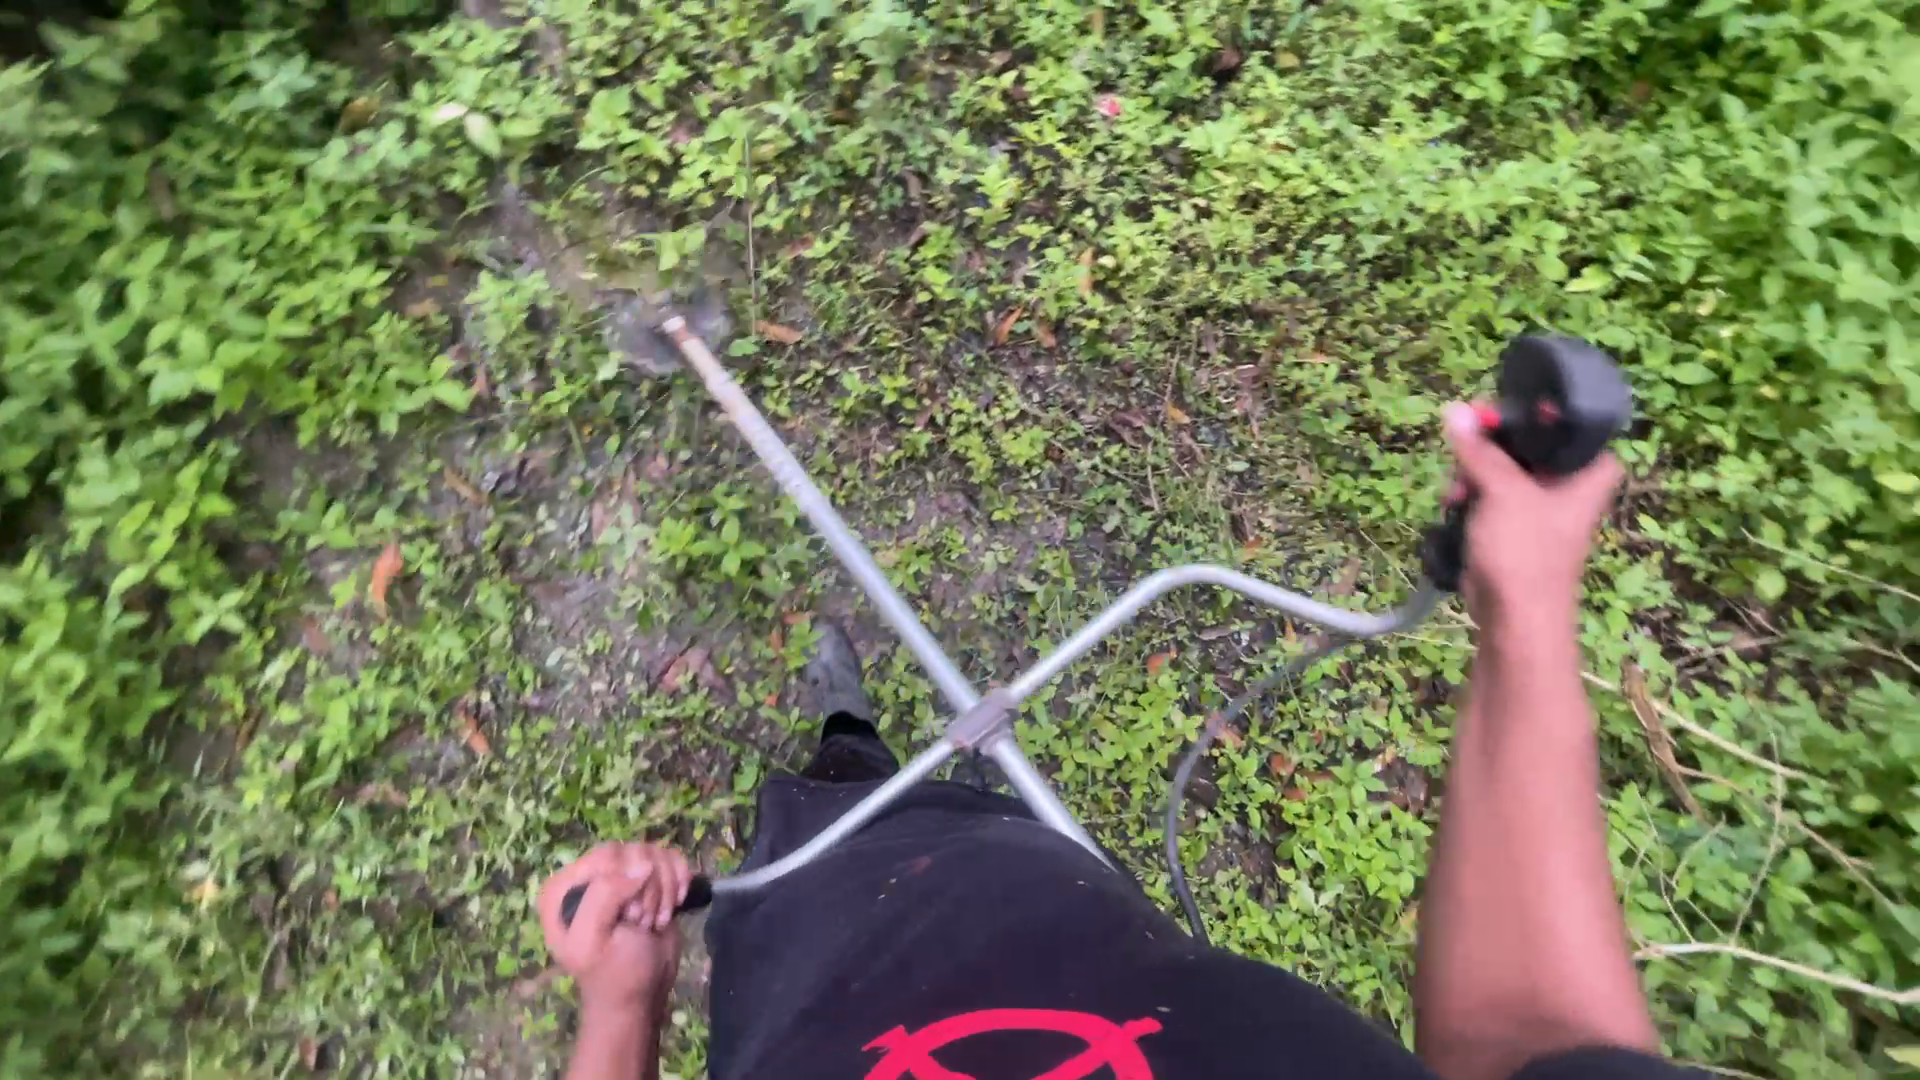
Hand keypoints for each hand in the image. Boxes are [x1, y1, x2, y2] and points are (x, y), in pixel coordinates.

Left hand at [537, 843, 692, 1017]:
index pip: (606, 856)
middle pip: (633, 851)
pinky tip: (676, 904)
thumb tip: (643, 867)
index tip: (630, 916)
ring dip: (666, 887)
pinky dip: (680, 879)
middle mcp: (589, 875)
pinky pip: (670, 857)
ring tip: (657, 919)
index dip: (626, 881)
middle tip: (645, 919)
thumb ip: (604, 896)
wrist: (644, 992)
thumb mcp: (593, 940)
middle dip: (650, 885)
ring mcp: (621, 874)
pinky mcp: (648, 878)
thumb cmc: (613, 973)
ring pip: (655, 853)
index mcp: (563, 889)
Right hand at [1443, 401, 1621, 630]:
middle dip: (1484, 451)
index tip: (1483, 415)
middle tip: (1462, 460)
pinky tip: (1454, 505)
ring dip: (1470, 476)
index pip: (1559, 422)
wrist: (1515, 613)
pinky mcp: (1513, 524)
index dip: (1522, 414)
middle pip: (1521, 444)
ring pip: (1498, 469)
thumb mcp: (1502, 491)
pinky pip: (1488, 494)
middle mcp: (1570, 482)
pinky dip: (1469, 496)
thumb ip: (1479, 450)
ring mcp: (1540, 504)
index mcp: (1590, 468)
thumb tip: (1454, 410)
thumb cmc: (1524, 550)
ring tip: (1455, 494)